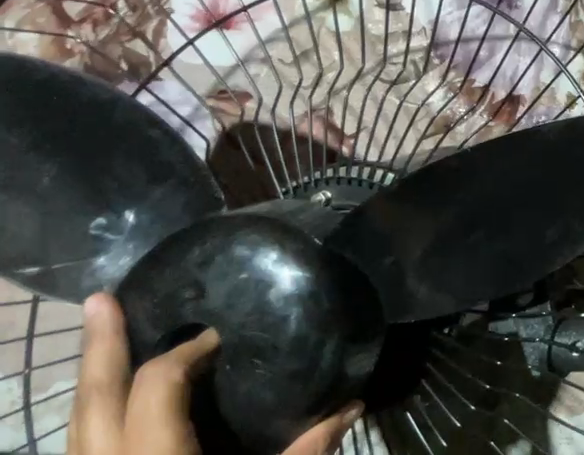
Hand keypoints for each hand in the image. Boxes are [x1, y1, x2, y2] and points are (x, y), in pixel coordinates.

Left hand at [72, 293, 360, 454]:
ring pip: (75, 428)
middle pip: (94, 401)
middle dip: (100, 349)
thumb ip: (306, 452)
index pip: (156, 388)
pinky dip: (94, 417)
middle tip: (101, 299)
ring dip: (91, 381)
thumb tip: (351, 405)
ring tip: (103, 339)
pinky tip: (108, 405)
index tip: (220, 336)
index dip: (185, 353)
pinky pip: (82, 449)